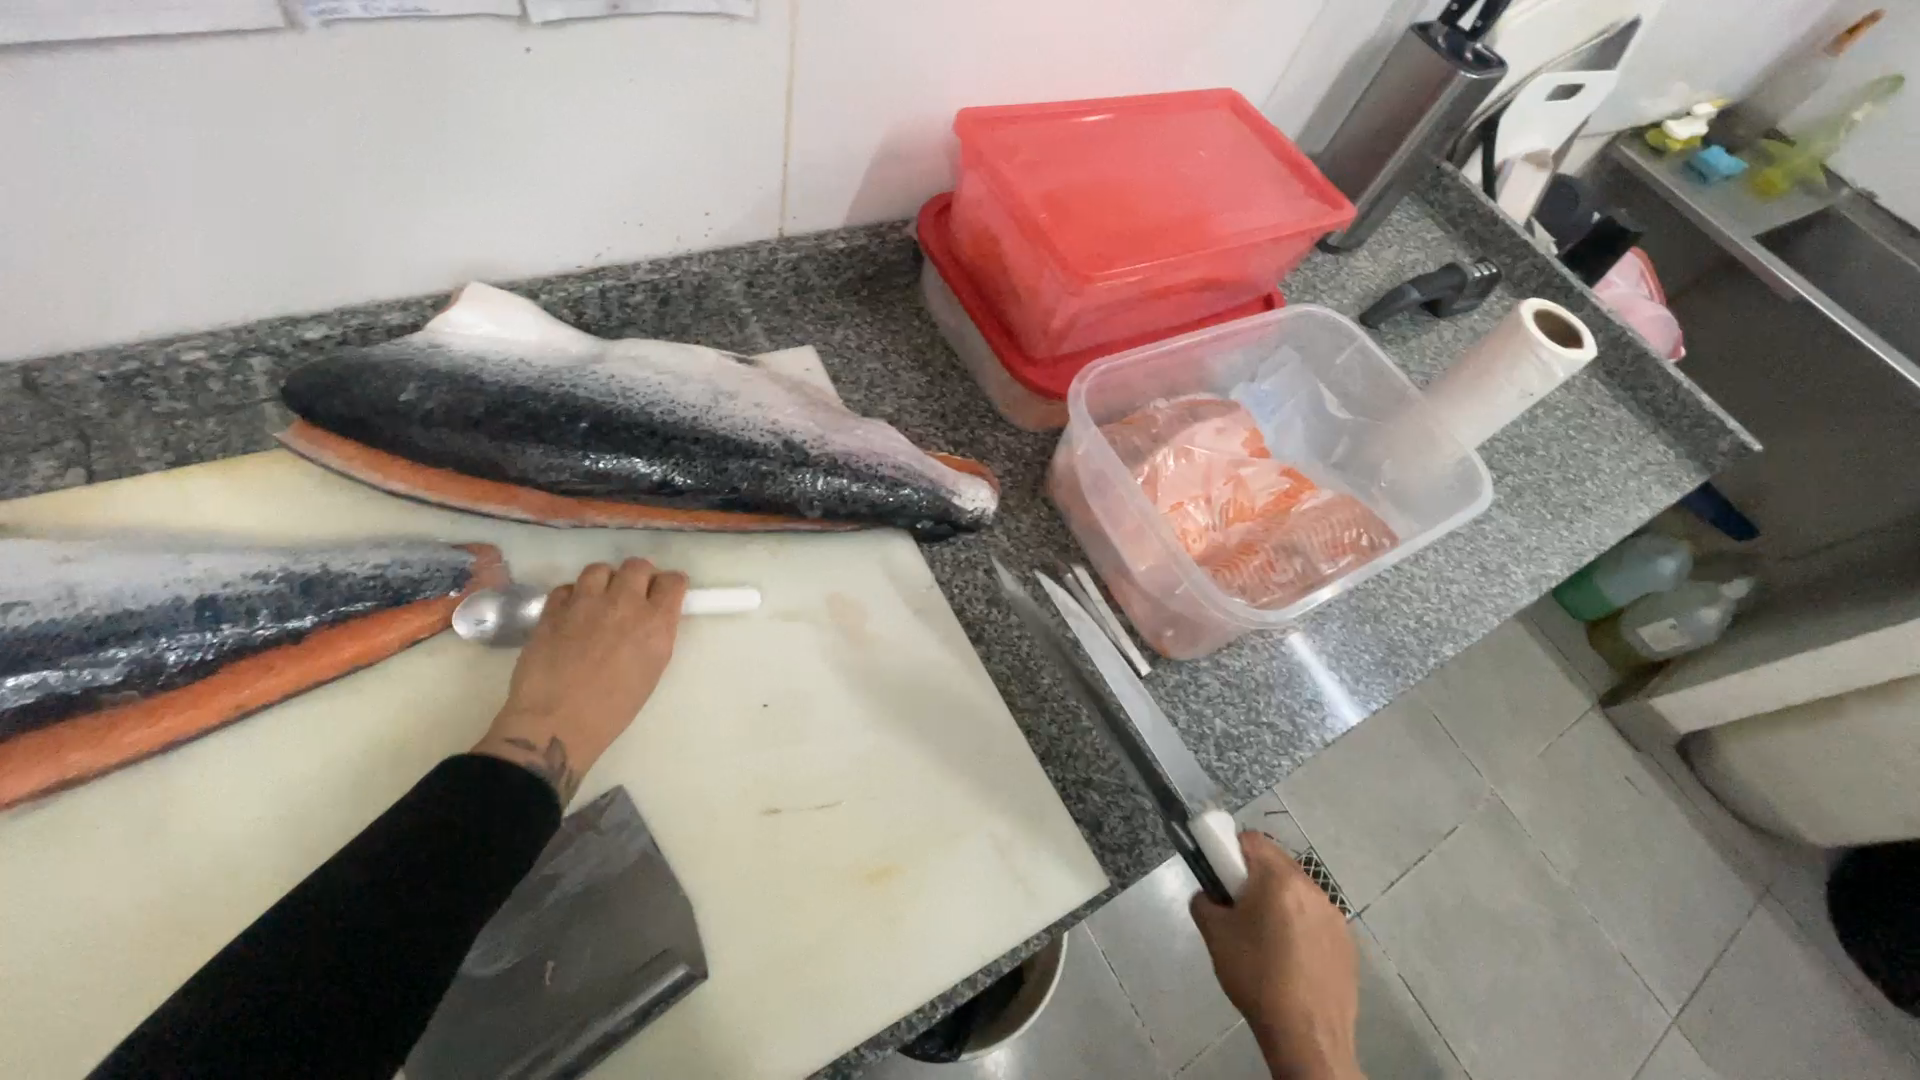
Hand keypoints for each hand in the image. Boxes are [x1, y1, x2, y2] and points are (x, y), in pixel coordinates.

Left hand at [472, 558, 687, 804]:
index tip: (666, 593)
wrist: (557, 720)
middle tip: (634, 593)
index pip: (673, 581)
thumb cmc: (614, 708)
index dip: (670, 584)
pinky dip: (573, 595)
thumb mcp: (652, 670)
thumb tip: (653, 618)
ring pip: (600, 569)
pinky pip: (567, 587)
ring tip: (600, 598)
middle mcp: (623, 604)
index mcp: (655, 623)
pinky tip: (573, 613)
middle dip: (640, 576)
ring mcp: (585, 603)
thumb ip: (656, 635)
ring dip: (605, 580)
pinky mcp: (553, 609)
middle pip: (638, 565)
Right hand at [1191, 832, 1362, 1079]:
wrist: (1306, 1035)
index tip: (1220, 876)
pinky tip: (1290, 959)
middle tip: (1238, 908)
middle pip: (1276, 862)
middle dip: (1254, 876)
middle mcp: (1312, 888)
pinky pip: (1315, 917)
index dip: (1229, 850)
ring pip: (1296, 890)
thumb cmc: (1256, 977)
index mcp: (1279, 880)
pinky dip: (1299, 925)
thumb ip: (1205, 902)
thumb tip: (1211, 895)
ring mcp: (1334, 915)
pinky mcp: (1347, 941)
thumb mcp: (1214, 936)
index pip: (1250, 839)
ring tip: (1264, 939)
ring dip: (1278, 900)